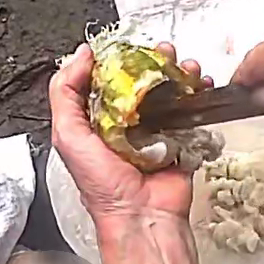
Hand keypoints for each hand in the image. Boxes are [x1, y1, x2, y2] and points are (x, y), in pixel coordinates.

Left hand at [48, 42, 208, 263]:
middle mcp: (127, 123)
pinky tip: (199, 84)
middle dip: (153, 60)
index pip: (106, 78)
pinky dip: (197, 93)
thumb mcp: (68, 136)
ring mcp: (156, 130)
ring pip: (168, 90)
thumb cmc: (102, 186)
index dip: (117, 57)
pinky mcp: (180, 139)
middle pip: (141, 79)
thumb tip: (80, 56)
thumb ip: (65, 94)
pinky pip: (190, 110)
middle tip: (161, 52)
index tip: (128, 45)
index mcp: (97, 120)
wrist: (142, 217)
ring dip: (178, 72)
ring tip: (184, 65)